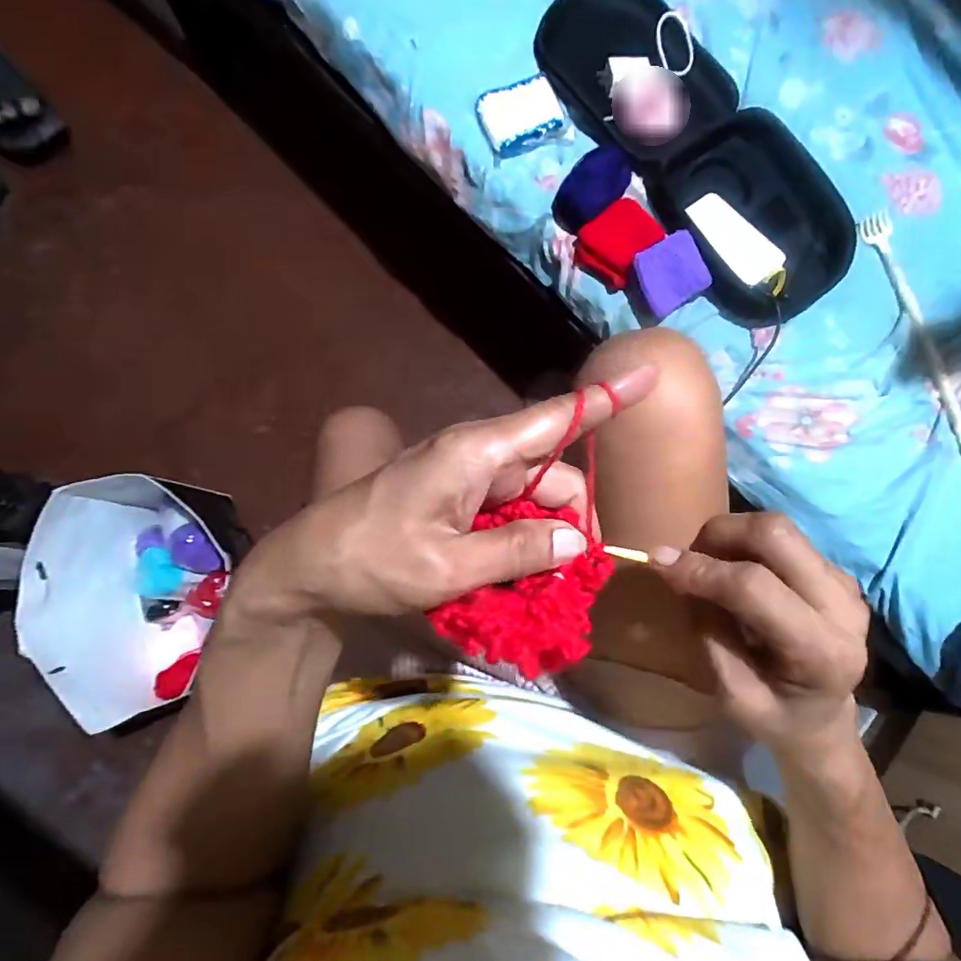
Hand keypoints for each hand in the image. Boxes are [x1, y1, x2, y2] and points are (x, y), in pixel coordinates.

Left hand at [230, 366, 656, 623]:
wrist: (310, 570)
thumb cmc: (373, 560)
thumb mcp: (448, 567)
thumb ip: (516, 552)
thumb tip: (576, 542)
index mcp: (475, 453)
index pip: (553, 418)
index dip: (604, 401)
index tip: (650, 373)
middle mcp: (475, 456)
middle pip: (549, 474)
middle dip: (571, 517)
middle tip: (577, 573)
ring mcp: (463, 478)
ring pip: (529, 498)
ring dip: (544, 536)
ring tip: (544, 587)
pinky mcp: (454, 500)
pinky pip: (504, 513)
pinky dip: (519, 541)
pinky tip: (517, 577)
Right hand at [651, 514, 870, 759]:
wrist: (822, 718)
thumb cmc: (774, 716)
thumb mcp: (731, 694)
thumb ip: (709, 632)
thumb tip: (676, 571)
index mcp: (821, 652)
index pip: (755, 587)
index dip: (701, 569)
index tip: (658, 563)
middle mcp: (842, 608)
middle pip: (776, 534)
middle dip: (719, 533)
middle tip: (688, 557)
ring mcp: (844, 584)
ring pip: (780, 527)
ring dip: (732, 534)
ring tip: (709, 563)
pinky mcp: (836, 572)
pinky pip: (785, 538)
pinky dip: (747, 543)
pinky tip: (734, 570)